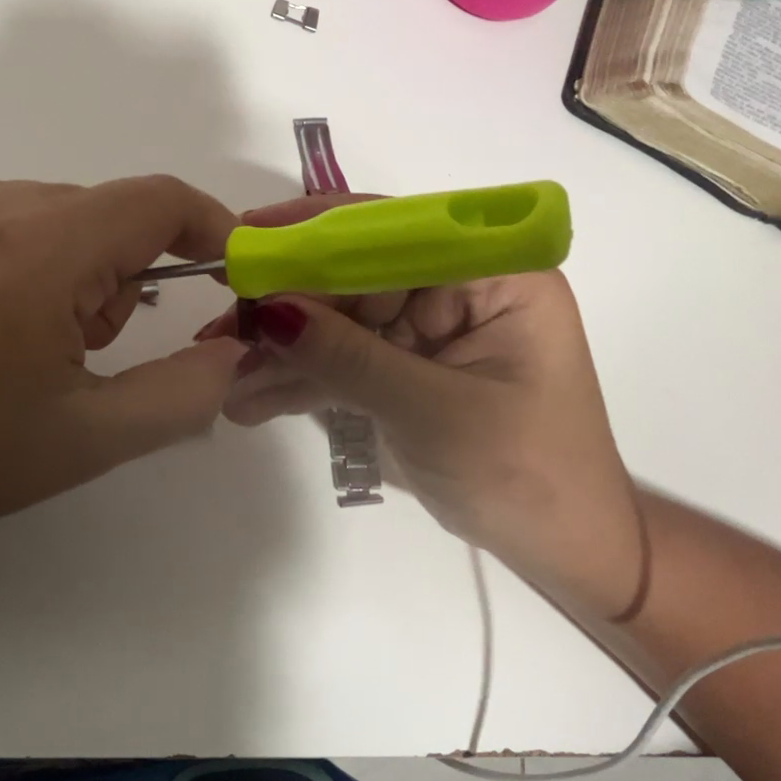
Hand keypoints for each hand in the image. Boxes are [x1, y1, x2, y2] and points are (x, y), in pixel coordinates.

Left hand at [0, 176, 248, 551]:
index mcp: (36, 249)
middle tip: (91, 358)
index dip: (211, 230)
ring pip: (62, 218)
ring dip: (80, 274)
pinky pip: (13, 223)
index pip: (156, 201)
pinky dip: (35, 265)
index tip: (228, 281)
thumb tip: (235, 350)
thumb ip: (184, 391)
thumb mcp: (89, 438)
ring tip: (33, 353)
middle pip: (108, 212)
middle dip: (129, 277)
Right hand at [204, 194, 637, 574]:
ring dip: (283, 351)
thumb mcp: (430, 411)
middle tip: (221, 330)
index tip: (248, 241)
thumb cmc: (523, 474)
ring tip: (224, 376)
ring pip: (339, 322)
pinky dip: (300, 381)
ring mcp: (427, 332)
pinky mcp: (404, 370)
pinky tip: (250, 399)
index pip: (396, 234)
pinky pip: (343, 362)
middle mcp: (458, 291)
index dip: (318, 232)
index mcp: (495, 277)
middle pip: (354, 277)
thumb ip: (348, 358)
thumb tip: (268, 312)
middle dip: (287, 305)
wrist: (559, 547)